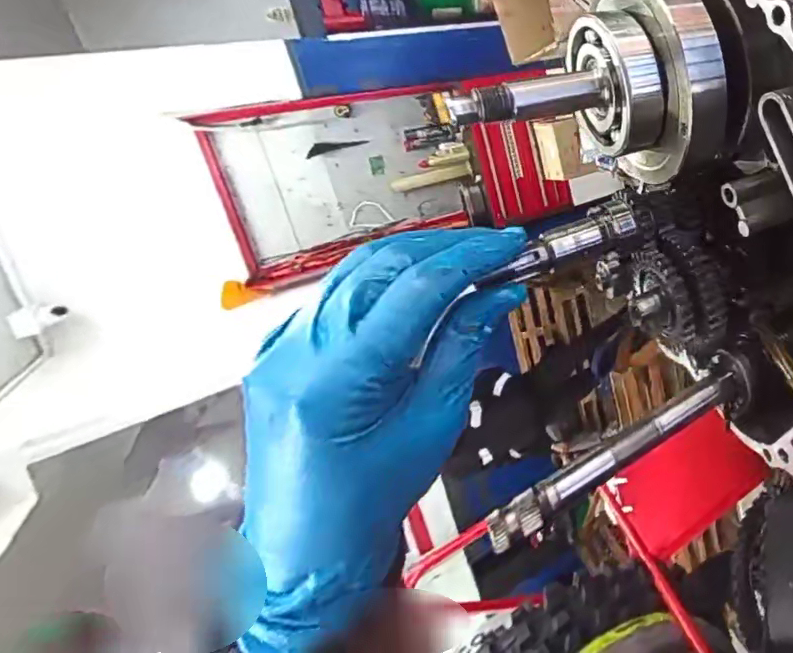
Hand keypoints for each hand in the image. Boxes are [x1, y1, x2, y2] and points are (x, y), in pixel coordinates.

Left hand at [239, 227, 527, 651]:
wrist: (305, 546)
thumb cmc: (364, 498)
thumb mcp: (435, 417)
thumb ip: (465, 343)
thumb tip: (498, 294)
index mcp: (339, 377)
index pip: (420, 285)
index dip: (474, 257)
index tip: (510, 245)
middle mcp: (298, 355)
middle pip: (386, 263)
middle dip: (452, 246)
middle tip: (498, 247)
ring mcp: (283, 350)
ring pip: (360, 267)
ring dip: (422, 253)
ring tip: (469, 255)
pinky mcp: (284, 351)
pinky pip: (340, 290)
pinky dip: (390, 274)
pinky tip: (423, 278)